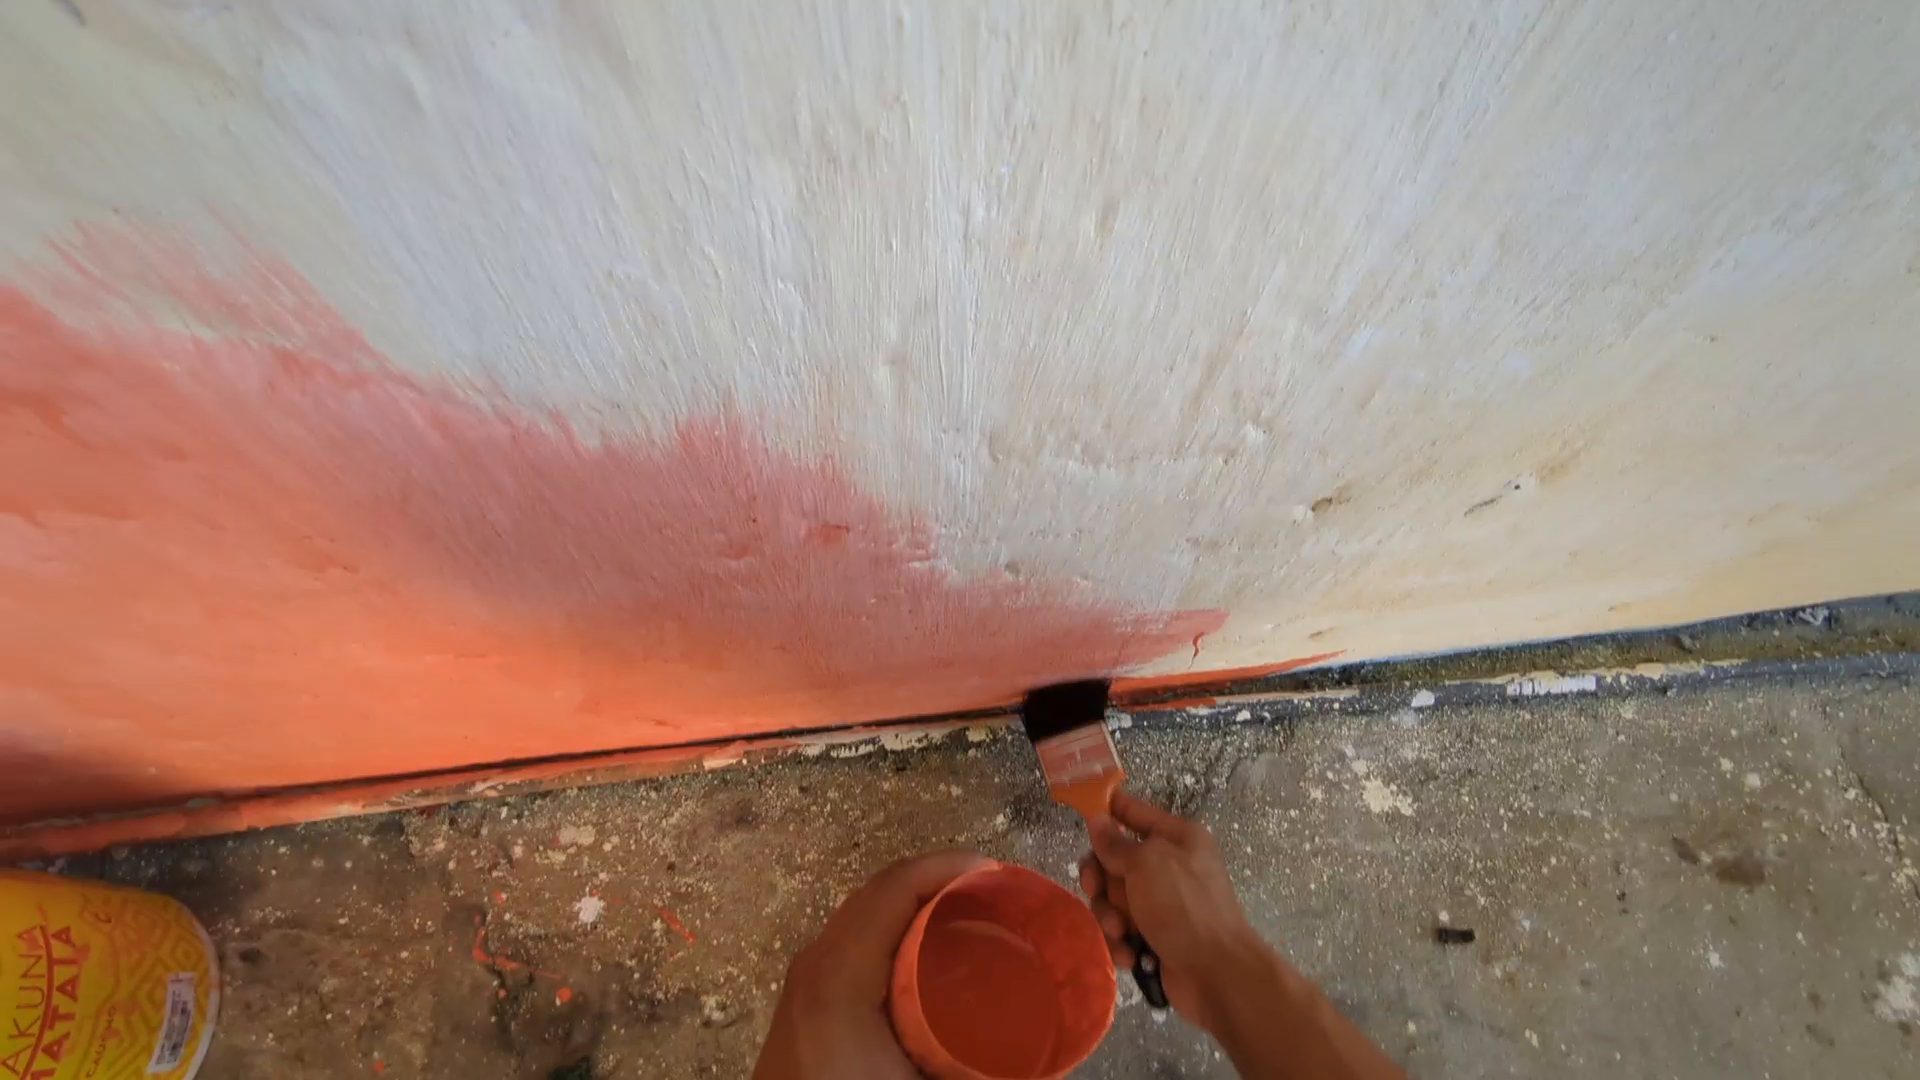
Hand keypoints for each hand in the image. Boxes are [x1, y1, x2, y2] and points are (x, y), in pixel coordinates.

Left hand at [753, 850, 991, 1079]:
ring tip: (966, 911)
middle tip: (992, 893)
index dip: (948, 865)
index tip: (996, 872)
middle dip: (939, 876)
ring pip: (866, 906)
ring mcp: (805, 973)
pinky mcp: (804, 992)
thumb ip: (983, 1072)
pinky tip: (923, 943)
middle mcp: (816, 958)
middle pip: (881, 888)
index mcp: (839, 974)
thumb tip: (1046, 1069)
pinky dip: (894, 919)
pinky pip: (854, 930)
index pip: (895, 886)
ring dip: (916, 896)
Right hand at [1078, 791, 1260, 1034]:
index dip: (1108, 811)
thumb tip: (1097, 819)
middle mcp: (1170, 866)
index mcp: (1177, 838)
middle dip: (1101, 879)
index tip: (1081, 813)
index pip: (1134, 812)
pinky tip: (1130, 954)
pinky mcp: (1156, 937)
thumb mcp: (1145, 863)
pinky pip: (1124, 930)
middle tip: (1094, 890)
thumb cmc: (1183, 905)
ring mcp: (1163, 904)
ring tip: (1120, 931)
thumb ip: (1115, 843)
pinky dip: (1122, 942)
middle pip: (1116, 860)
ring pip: (1115, 898)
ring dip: (1110, 915)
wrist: (1218, 975)